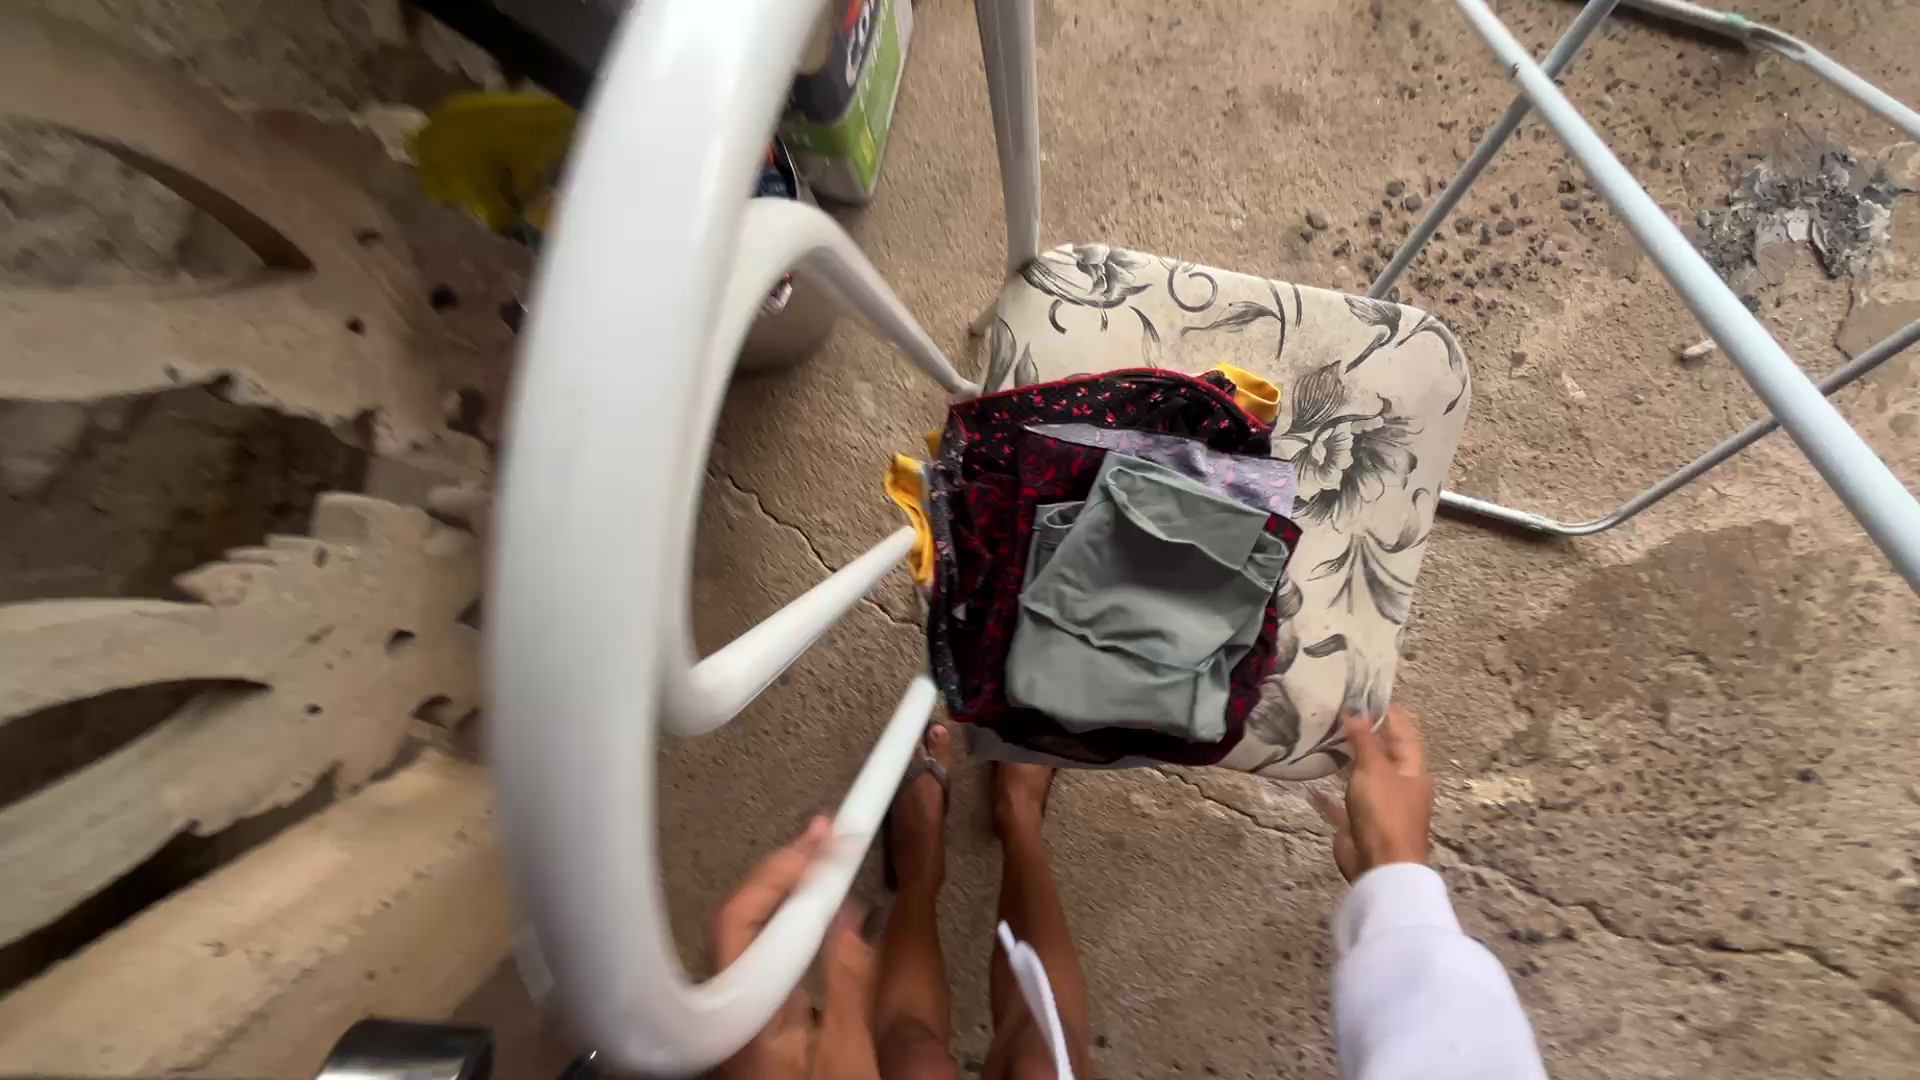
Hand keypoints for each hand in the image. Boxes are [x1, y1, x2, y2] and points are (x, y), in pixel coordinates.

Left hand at [710, 817, 879, 1079]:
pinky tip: (808, 904)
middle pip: (735, 919)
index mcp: (743, 1024)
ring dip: (782, 887)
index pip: (747, 925)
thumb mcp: (848, 1064)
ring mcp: (728, 1018)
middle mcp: (725, 1015)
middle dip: (781, 869)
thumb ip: (847, 987)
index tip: (834, 839)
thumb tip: (848, 915)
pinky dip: (784, 916)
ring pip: (739, 933)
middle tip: (825, 834)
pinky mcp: (740, 1023)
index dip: (791, 874)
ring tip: (819, 854)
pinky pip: (753, 951)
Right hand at [1310, 705, 1432, 881]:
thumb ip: (1364, 740)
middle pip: (1384, 754)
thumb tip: (1355, 712)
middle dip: (1367, 733)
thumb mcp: (1375, 769)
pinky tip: (1312, 785)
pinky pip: (1342, 802)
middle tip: (1341, 710)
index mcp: (1412, 771)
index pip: (1404, 733)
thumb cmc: (1384, 812)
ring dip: (1348, 759)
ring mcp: (1379, 805)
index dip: (1390, 713)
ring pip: (1363, 776)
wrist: (1380, 865)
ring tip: (1326, 737)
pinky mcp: (1359, 822)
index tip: (1370, 693)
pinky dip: (1329, 793)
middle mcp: (1399, 785)